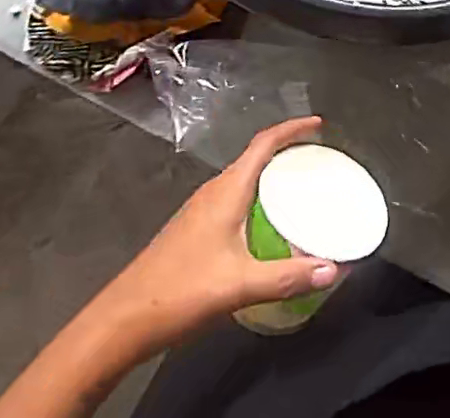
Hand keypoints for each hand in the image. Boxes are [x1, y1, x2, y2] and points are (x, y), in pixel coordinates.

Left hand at [90, 116, 339, 350]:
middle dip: (288, 152)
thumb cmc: (178, 292)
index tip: (319, 124)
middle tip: (318, 160)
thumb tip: (333, 270)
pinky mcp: (192, 231)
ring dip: (272, 176)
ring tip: (301, 188)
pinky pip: (234, 200)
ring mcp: (199, 212)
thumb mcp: (239, 285)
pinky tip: (268, 224)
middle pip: (254, 158)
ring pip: (243, 180)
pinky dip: (258, 199)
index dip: (292, 128)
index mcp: (226, 191)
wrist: (116, 326)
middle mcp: (212, 193)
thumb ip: (288, 277)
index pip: (263, 143)